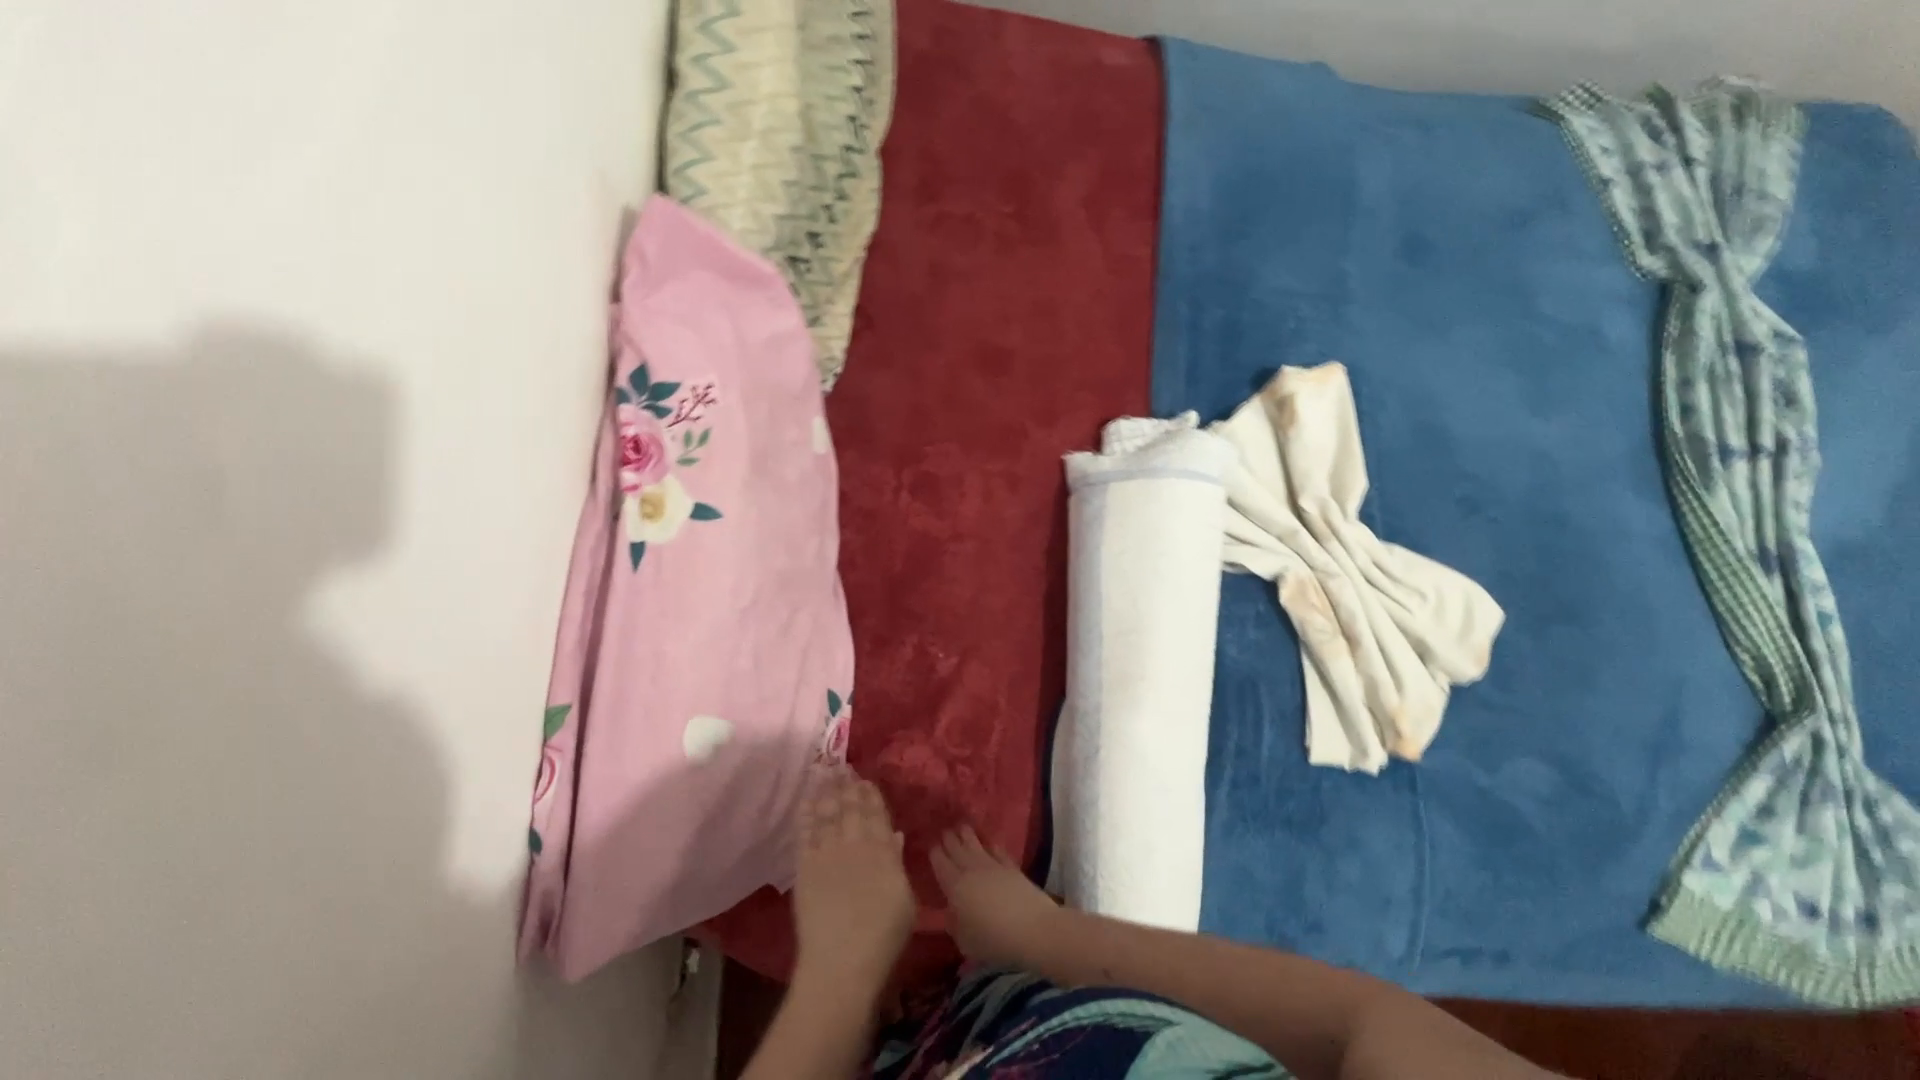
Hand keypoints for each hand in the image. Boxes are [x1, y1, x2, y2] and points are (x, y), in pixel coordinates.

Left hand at [792, 771, 914, 995]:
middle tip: (843, 768)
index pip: (876, 814)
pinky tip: (806, 799)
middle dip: (848, 787)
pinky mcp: (805, 866)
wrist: (842, 960)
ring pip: (827, 813)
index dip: (871, 795)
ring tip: (826, 774)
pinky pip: (805, 832)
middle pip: (851, 808)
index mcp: (883, 851)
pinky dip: (806, 813)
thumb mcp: (905, 900)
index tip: (866, 779)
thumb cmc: (884, 936)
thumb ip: (896, 864)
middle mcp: (855, 843)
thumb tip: (893, 837)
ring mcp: (827, 853)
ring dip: (827, 792)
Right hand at [929, 826, 1064, 970]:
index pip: (941, 865)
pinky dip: (992, 845)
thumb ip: (955, 925)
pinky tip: (990, 842)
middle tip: (944, 831)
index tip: (931, 845)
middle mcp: (972, 871)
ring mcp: (994, 866)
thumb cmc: (994, 940)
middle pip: (957, 850)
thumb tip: (951, 913)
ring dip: (968, 835)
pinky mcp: (1013, 868)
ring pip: (976, 845)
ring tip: (962, 826)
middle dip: (949, 840)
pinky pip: (998, 852)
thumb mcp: (965, 942)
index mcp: (955, 887)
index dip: (935, 854)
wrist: (1033, 929)